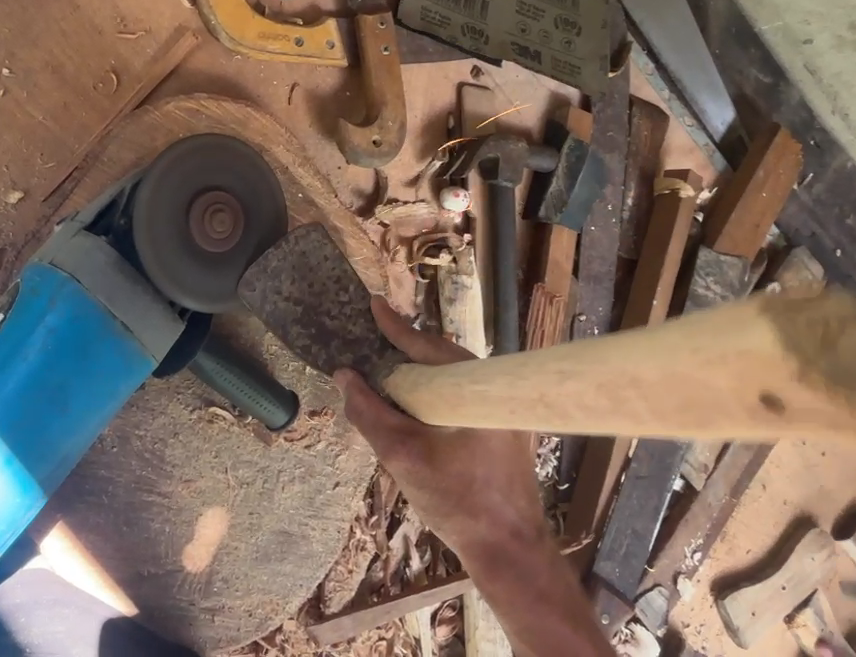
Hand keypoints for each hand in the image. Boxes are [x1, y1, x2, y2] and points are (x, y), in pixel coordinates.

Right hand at [332, 296, 551, 561]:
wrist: (511, 551)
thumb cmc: (457, 500)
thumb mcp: (401, 455)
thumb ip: (368, 413)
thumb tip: (344, 376)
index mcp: (472, 389)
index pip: (426, 346)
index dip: (396, 327)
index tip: (374, 303)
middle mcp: (493, 391)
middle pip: (441, 359)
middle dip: (408, 350)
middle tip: (376, 339)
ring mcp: (503, 413)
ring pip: (452, 380)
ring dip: (420, 376)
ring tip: (389, 373)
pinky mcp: (504, 432)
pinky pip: (461, 398)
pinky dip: (434, 395)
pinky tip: (415, 409)